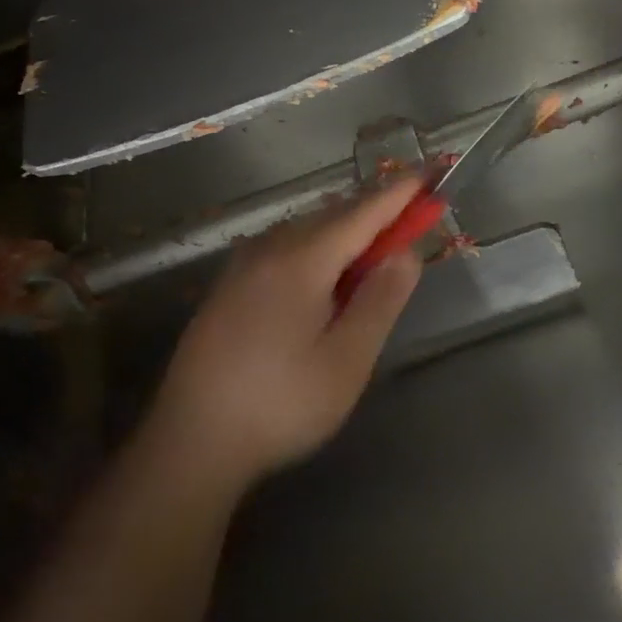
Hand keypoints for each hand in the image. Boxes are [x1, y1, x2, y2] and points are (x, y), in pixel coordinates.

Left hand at [145, 178, 425, 485]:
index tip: (430, 175)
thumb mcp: (347, 359)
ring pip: (306, 232)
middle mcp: (269, 252)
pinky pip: (284, 250)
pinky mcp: (227, 292)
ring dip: (346, 233)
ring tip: (375, 256)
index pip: (363, 213)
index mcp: (302, 261)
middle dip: (376, 214)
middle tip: (412, 224)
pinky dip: (317, 249)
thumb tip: (405, 254)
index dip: (400, 195)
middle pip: (333, 217)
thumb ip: (381, 299)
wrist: (190, 446)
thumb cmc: (280, 404)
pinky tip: (325, 281)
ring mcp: (241, 270)